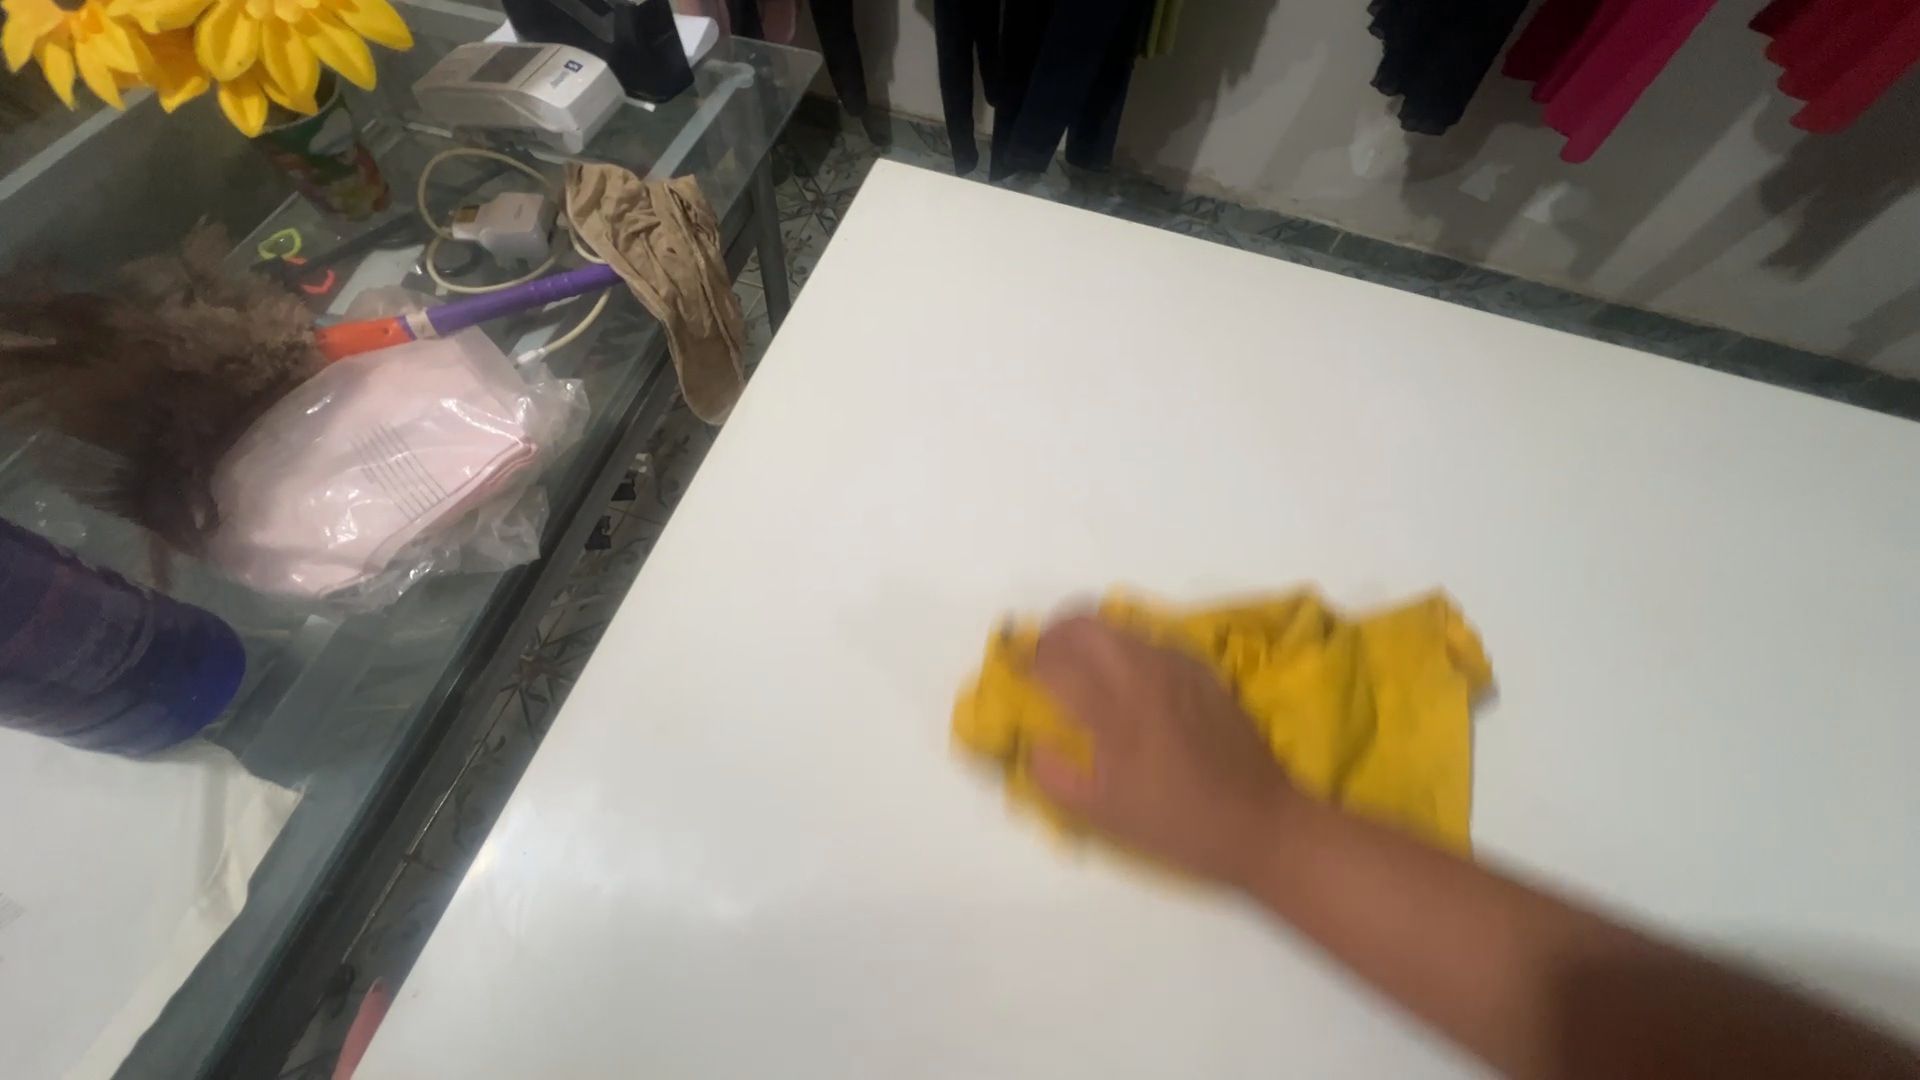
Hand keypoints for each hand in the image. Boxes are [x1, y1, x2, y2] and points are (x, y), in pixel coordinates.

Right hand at [1028, 615, 1296, 886]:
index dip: (1023, 660)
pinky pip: (1147, 637)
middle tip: (1041, 658)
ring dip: (1085, 634)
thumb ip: (1054, 776)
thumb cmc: (1178, 824)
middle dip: (1051, 635)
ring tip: (1076, 661)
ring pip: (1116, 624)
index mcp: (1115, 713)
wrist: (1262, 822)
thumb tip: (1034, 741)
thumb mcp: (1103, 816)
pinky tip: (1123, 673)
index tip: (1008, 665)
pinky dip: (1121, 643)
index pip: (1054, 665)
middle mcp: (1142, 675)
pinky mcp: (1200, 668)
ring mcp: (1176, 666)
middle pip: (1083, 625)